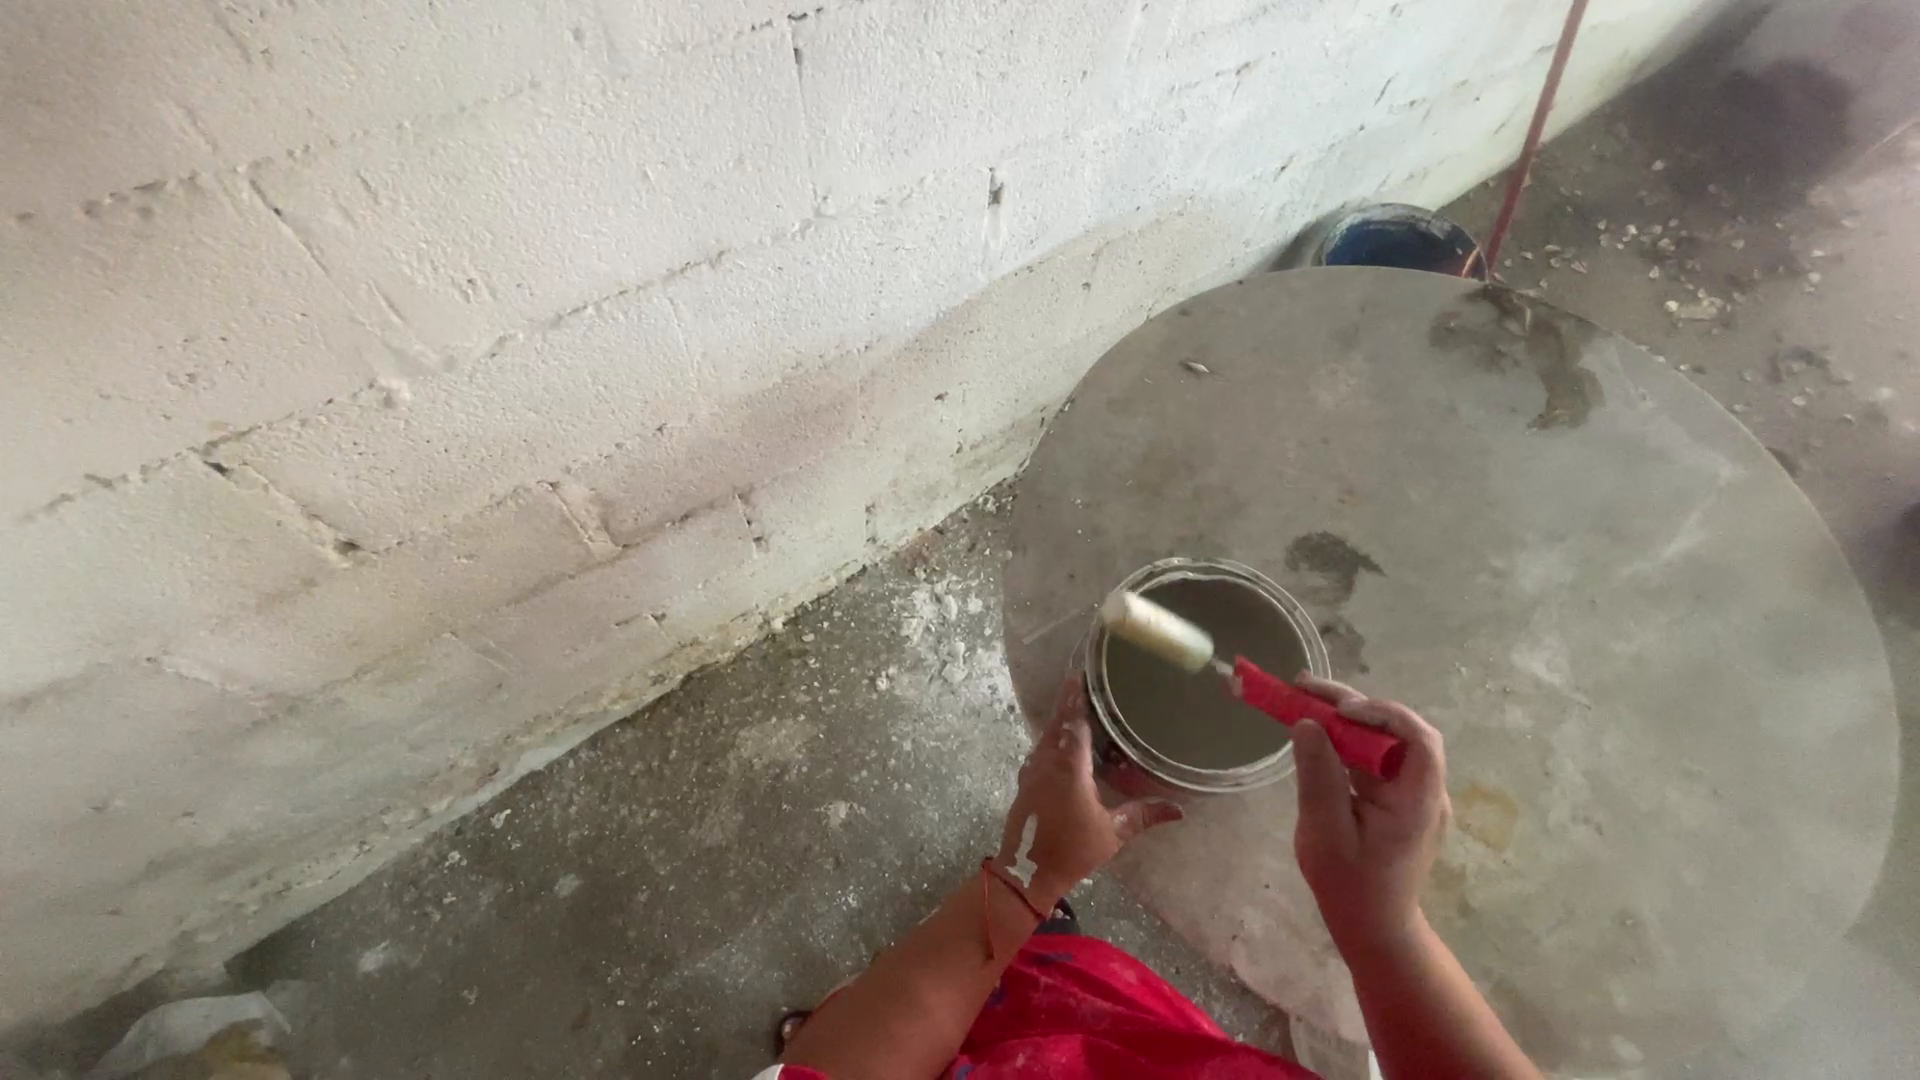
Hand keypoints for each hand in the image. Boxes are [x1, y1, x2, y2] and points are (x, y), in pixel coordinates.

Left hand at [995, 677, 1184, 900]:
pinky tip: (1060, 742)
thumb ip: (1143, 816)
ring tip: (1074, 707)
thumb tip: (1179, 810)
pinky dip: (1050, 739)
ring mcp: (1032, 771)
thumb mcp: (1113, 833)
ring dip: (1058, 720)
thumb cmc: (1072, 850)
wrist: (1026, 872)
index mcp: (1069, 768)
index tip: (1081, 676)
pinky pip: (1039, 750)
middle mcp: (1047, 762)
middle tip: (1079, 682)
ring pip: (1045, 736)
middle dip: (1067, 703)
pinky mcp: (1025, 782)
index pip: (1074, 724)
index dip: (1077, 699)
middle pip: (1056, 723)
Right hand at [1291, 673, 1449, 953]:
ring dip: (1343, 717)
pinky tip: (1314, 728)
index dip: (1382, 713)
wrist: (1373, 925)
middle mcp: (1423, 790)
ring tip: (1300, 697)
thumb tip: (1307, 723)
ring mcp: (1410, 792)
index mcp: (1417, 801)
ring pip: (1381, 739)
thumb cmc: (1350, 883)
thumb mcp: (1325, 831)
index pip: (1419, 739)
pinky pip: (1371, 757)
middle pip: (1397, 731)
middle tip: (1303, 685)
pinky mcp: (1394, 797)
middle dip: (1350, 704)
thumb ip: (1318, 776)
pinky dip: (1343, 738)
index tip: (1339, 709)